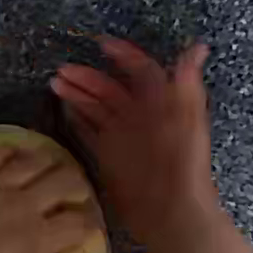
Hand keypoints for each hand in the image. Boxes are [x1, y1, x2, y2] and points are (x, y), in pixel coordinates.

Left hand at [0, 147, 112, 252]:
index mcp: (42, 240)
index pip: (80, 221)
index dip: (89, 221)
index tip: (87, 225)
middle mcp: (24, 206)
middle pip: (63, 181)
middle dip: (76, 184)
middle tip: (74, 191)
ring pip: (32, 162)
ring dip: (47, 162)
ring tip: (51, 166)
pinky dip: (9, 150)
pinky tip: (15, 153)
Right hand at [51, 37, 225, 252]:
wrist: (172, 209)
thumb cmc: (182, 160)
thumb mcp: (187, 116)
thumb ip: (186, 81)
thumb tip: (199, 46)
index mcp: (159, 102)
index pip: (140, 70)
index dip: (123, 55)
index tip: (100, 44)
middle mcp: (139, 116)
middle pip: (109, 89)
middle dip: (86, 77)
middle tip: (61, 70)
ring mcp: (122, 136)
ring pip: (95, 108)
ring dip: (76, 94)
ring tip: (54, 83)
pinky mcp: (108, 156)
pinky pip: (89, 132)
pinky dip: (76, 119)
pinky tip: (63, 109)